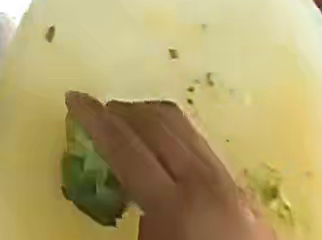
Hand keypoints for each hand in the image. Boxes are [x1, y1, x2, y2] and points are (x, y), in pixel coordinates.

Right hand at [66, 93, 277, 239]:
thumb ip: (137, 224)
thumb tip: (125, 193)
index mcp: (178, 208)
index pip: (125, 145)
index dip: (95, 118)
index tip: (73, 98)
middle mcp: (206, 184)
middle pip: (155, 123)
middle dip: (121, 111)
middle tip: (97, 113)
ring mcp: (232, 186)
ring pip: (182, 126)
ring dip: (148, 117)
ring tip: (127, 128)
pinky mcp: (248, 195)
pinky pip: (201, 146)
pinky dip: (173, 136)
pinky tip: (163, 155)